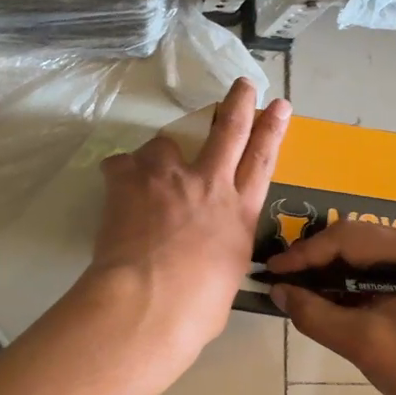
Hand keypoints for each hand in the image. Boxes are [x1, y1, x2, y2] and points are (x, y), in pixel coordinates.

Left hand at [88, 78, 290, 356]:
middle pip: (229, 131)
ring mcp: (171, 176)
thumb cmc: (195, 310)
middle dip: (239, 104)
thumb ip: (221, 253)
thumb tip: (208, 255)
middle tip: (243, 84)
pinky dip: (120, 174)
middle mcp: (211, 184)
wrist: (150, 303)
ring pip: (166, 143)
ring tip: (147, 173)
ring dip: (160, 153)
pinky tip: (115, 188)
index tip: (280, 106)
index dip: (272, 131)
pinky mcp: (132, 178)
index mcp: (240, 213)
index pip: (263, 162)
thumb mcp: (226, 279)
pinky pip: (123, 163)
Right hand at [266, 221, 395, 394]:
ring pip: (366, 255)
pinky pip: (380, 270)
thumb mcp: (361, 343)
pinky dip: (352, 282)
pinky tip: (331, 300)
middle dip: (317, 260)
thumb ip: (314, 313)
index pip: (347, 238)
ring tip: (301, 290)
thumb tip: (278, 291)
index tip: (272, 271)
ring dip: (333, 271)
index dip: (305, 254)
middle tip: (284, 281)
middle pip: (356, 240)